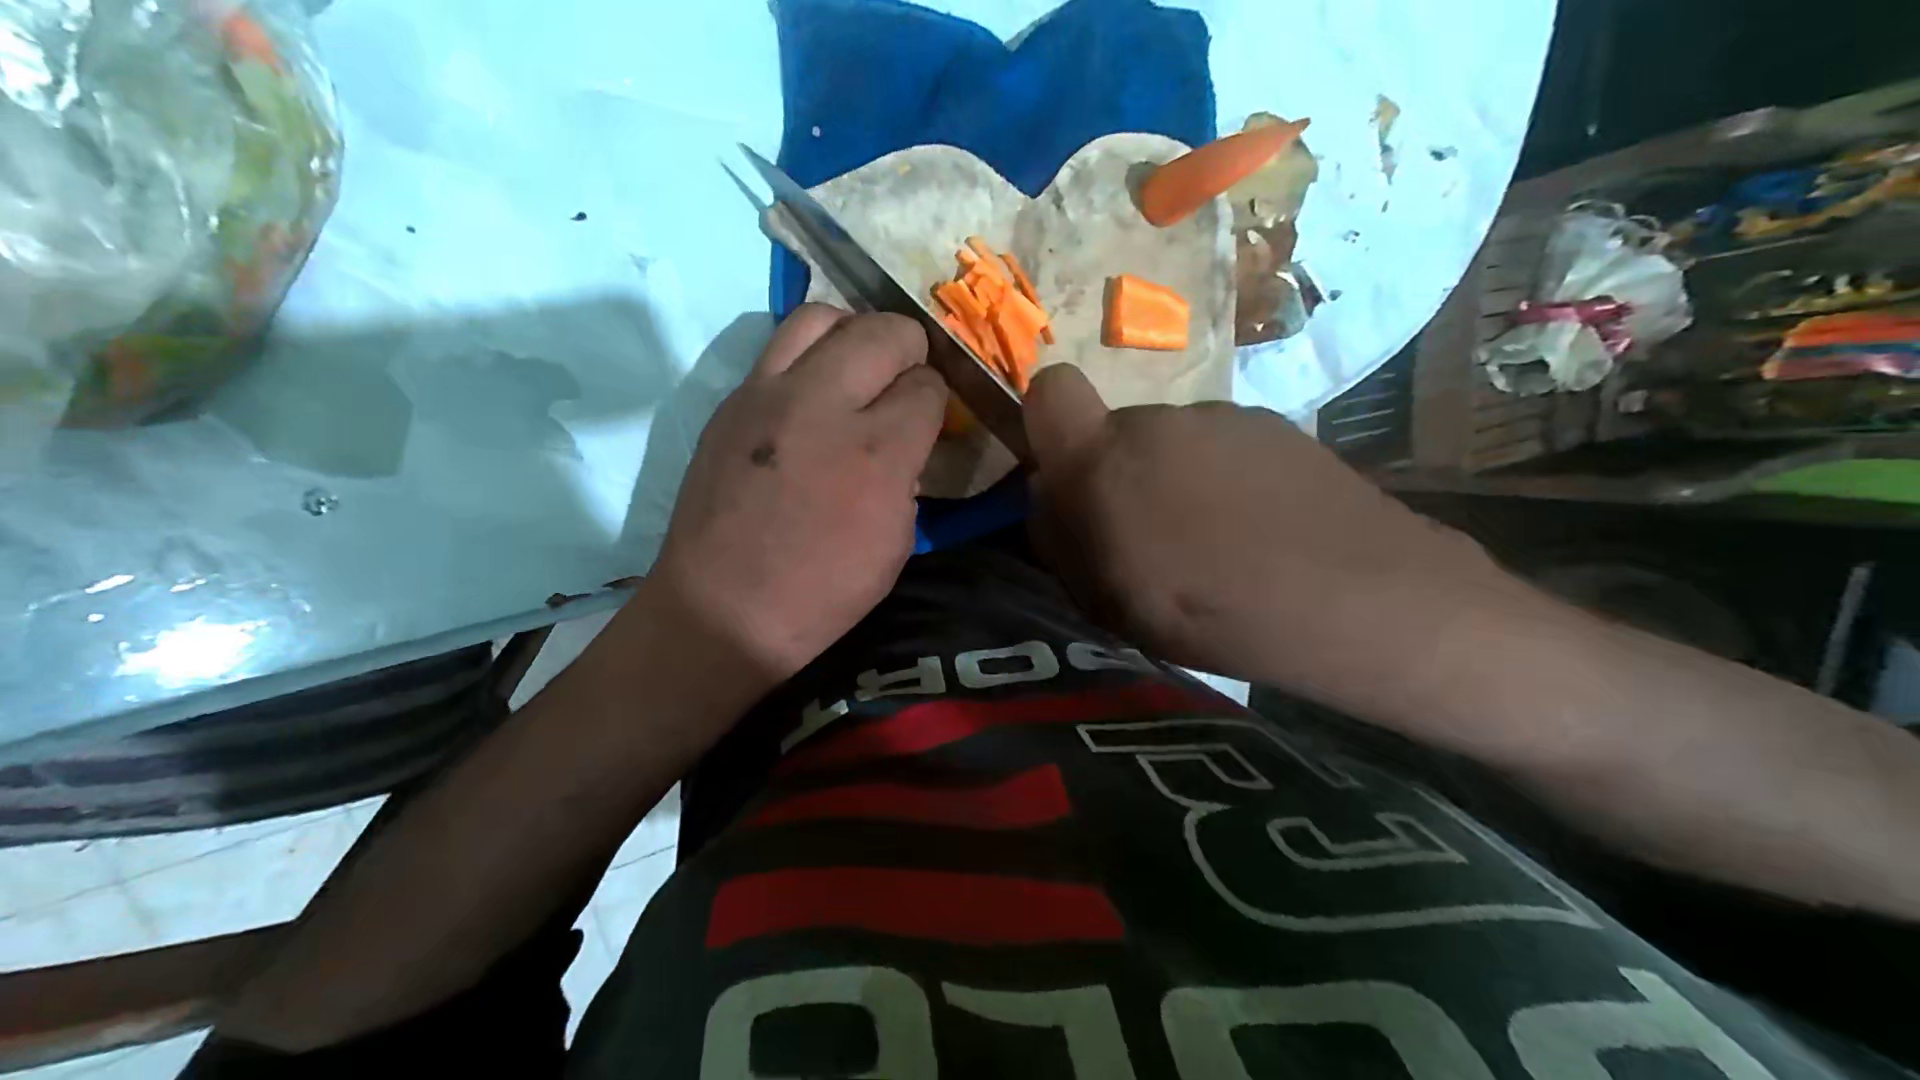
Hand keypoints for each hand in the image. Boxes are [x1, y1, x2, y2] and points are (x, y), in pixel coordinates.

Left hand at [647, 304, 945, 691]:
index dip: (936, 399)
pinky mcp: (731, 401)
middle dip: (908, 349)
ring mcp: (767, 395)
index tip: (929, 417)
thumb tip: (904, 438)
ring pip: (821, 316)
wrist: (724, 608)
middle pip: (882, 332)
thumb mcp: (896, 541)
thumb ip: (907, 473)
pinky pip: (778, 348)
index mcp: (876, 451)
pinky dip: (808, 357)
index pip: (926, 386)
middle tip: (904, 377)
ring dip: (853, 333)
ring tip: (857, 366)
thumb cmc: (823, 591)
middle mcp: (822, 405)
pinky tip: (812, 392)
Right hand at [1023, 364, 1537, 714]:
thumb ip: (1060, 540)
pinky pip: (1222, 445)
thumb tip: (1048, 499)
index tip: (1067, 479)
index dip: (1048, 425)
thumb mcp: (1107, 601)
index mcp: (1104, 460)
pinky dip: (1224, 479)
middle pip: (1114, 431)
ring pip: (1170, 441)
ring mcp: (1224, 417)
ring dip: (1172, 480)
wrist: (1358, 600)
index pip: (1050, 391)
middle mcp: (1158, 420)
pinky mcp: (1277, 426)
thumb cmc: (1210, 613)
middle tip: (1149, 540)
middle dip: (1116, 475)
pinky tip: (1257, 530)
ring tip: (1213, 544)